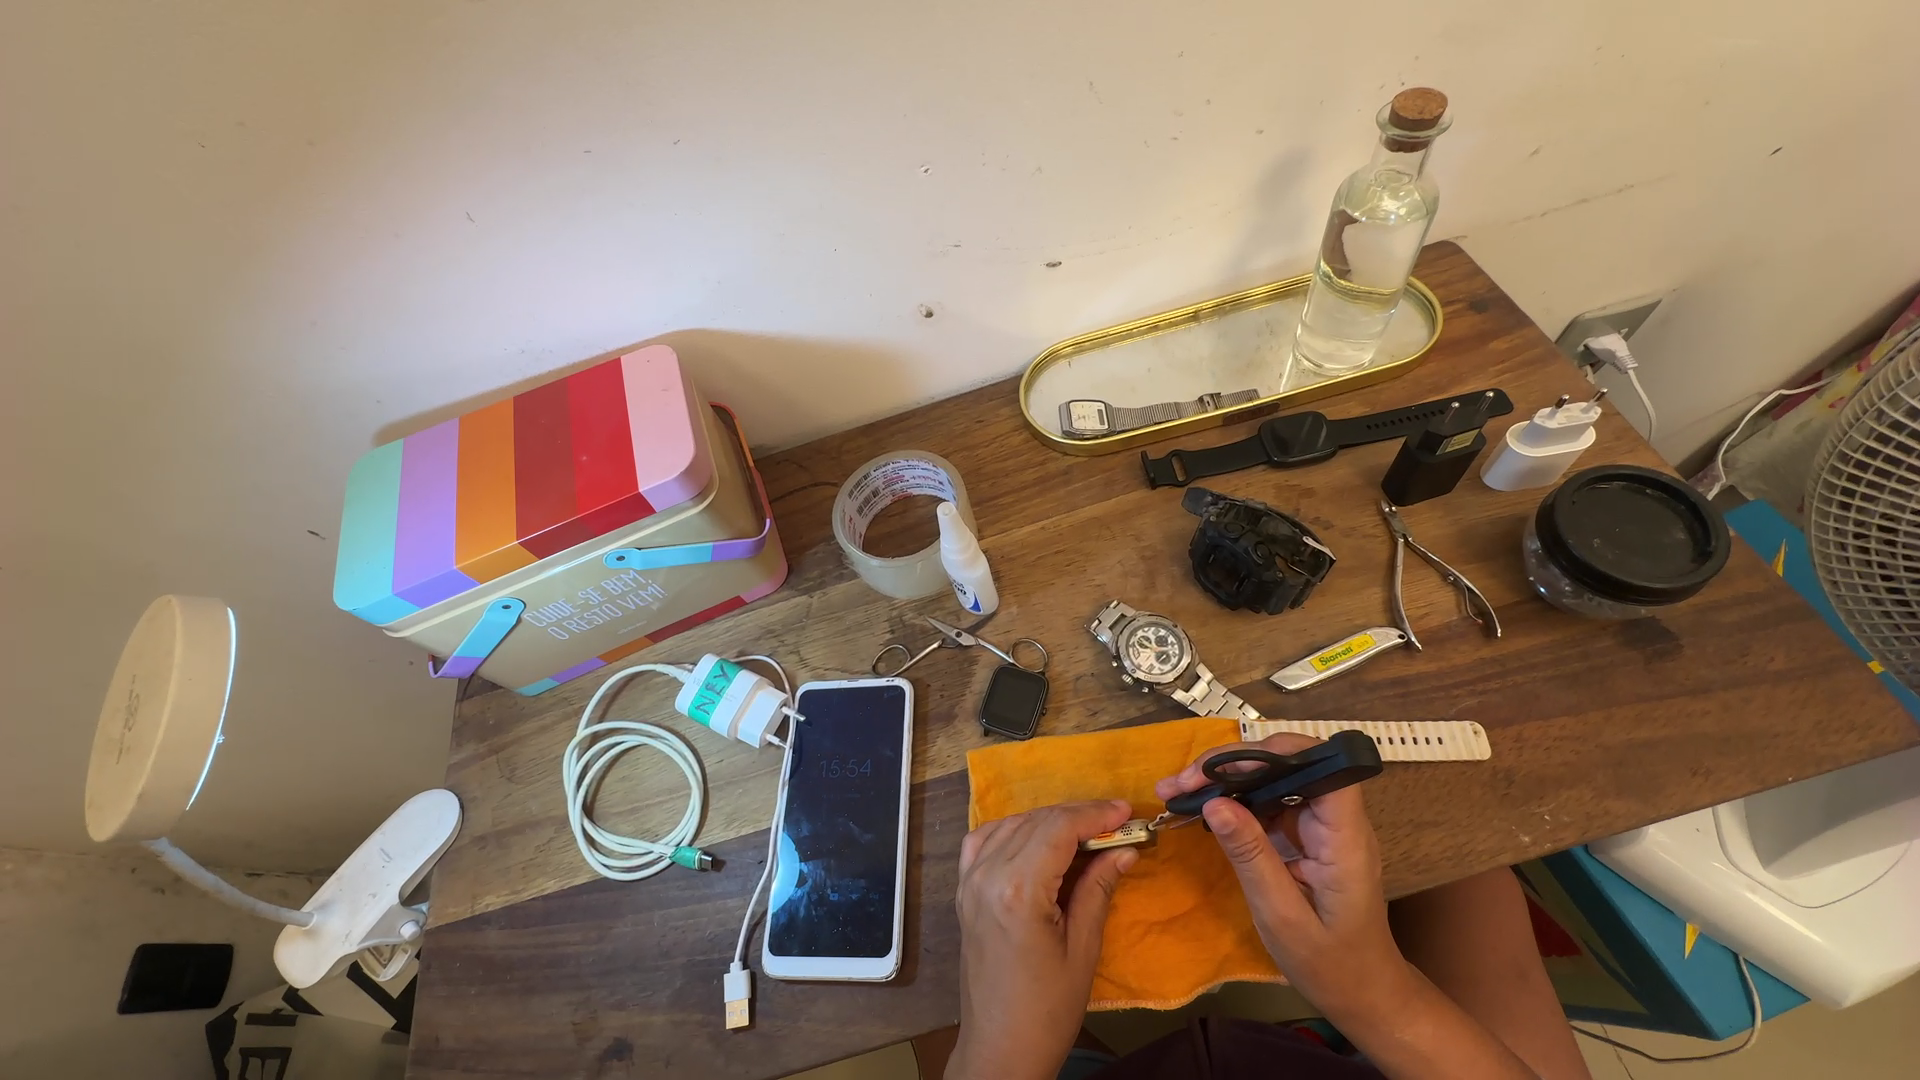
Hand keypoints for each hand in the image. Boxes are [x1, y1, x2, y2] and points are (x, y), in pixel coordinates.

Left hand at [948, 800, 1137, 1079]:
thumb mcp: (1082, 950)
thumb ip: (1098, 889)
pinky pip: (984, 840)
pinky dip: (1013, 829)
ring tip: (1085, 829)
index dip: (1094, 814)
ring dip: (1048, 820)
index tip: (1126, 812)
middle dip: (1078, 815)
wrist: (999, 1049)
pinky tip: (1036, 837)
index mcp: (1017, 889)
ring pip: (1011, 824)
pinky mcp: (963, 890)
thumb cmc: (1047, 1009)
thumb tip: (1124, 850)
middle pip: (1036, 821)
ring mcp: (969, 880)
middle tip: (1116, 821)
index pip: (1058, 828)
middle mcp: (987, 874)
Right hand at [1155, 734, 1411, 1021]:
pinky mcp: (1302, 834)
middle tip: (1180, 782)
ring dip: (1223, 780)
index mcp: (1343, 837)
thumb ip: (1251, 856)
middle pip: (1287, 765)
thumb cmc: (1330, 964)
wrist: (1362, 994)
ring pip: (1270, 779)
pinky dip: (1230, 801)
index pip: (1323, 765)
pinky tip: (1199, 809)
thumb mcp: (1281, 915)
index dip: (1274, 753)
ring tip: (1177, 791)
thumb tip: (1214, 803)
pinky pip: (1265, 802)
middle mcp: (1334, 820)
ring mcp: (1317, 825)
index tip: (1221, 766)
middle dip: (1230, 765)